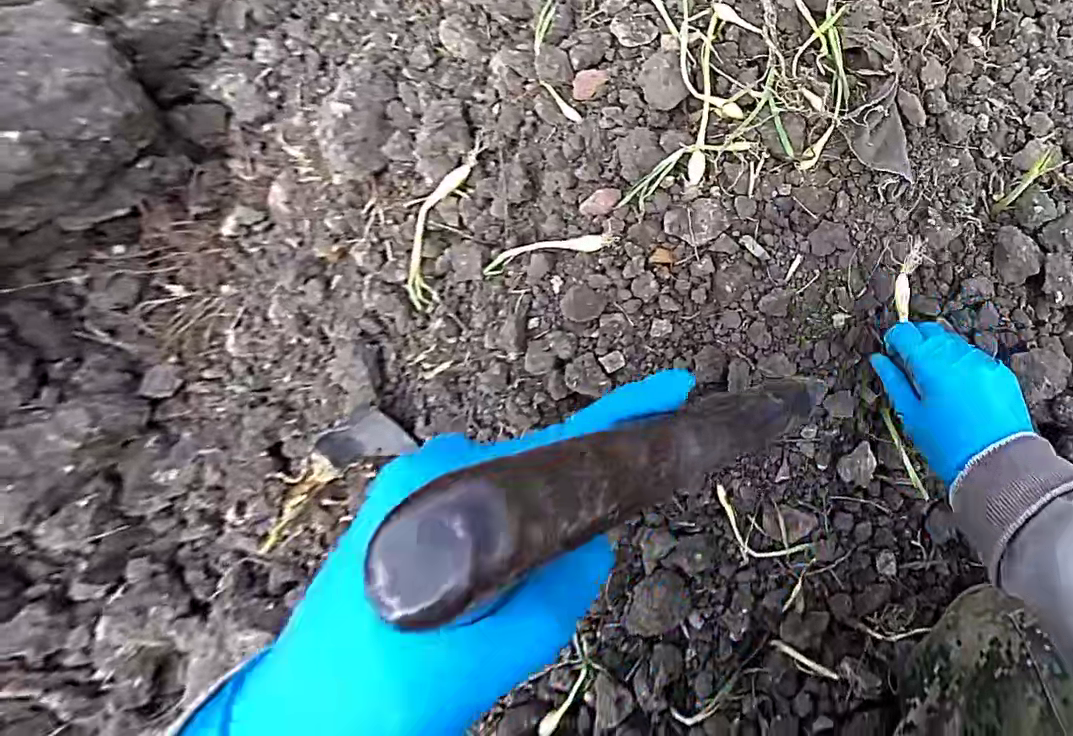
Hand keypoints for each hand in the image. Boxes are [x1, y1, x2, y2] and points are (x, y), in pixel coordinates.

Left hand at [191, 369, 695, 735]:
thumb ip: (570, 586)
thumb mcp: (505, 650)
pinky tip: (496, 585)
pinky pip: (489, 500)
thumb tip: (595, 543)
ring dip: (542, 518)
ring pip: (518, 483)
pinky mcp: (401, 509)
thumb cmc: (385, 697)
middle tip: (569, 557)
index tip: (677, 386)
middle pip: (544, 459)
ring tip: (510, 597)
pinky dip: (514, 527)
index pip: (563, 440)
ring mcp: (412, 486)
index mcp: (446, 488)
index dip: (628, 411)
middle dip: (579, 490)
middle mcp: (430, 470)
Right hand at [870, 322, 1033, 484]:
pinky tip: (962, 393)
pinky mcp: (1000, 370)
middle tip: (912, 370)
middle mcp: (958, 353)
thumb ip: (894, 382)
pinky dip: (964, 367)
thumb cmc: (949, 446)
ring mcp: (982, 359)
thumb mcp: (912, 416)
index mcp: (931, 362)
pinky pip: (975, 359)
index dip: (894, 340)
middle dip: (917, 343)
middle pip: (930, 331)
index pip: (905, 332)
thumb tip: (879, 360)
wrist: (998, 463)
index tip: (893, 354)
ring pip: (954, 343)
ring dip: (942, 355)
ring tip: (939, 387)